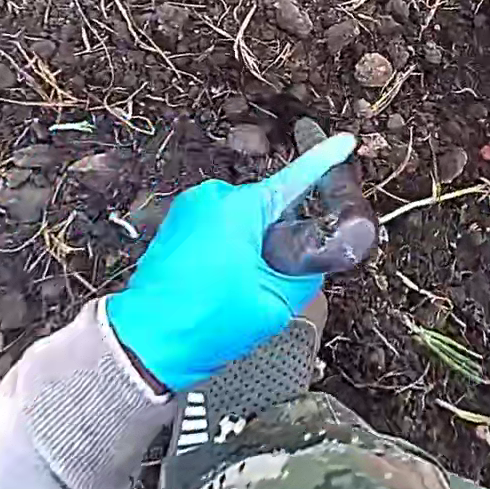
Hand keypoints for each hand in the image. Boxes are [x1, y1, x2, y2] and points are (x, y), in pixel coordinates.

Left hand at [105, 133, 357, 390]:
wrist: (145, 345)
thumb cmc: (204, 323)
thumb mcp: (275, 303)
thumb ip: (307, 273)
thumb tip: (319, 257)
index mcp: (242, 208)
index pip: (297, 178)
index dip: (326, 160)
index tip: (344, 142)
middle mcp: (216, 196)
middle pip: (271, 203)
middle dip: (281, 231)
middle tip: (273, 272)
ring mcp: (193, 205)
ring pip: (246, 215)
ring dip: (252, 239)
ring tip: (236, 282)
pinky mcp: (179, 219)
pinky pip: (221, 222)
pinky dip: (230, 242)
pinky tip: (220, 276)